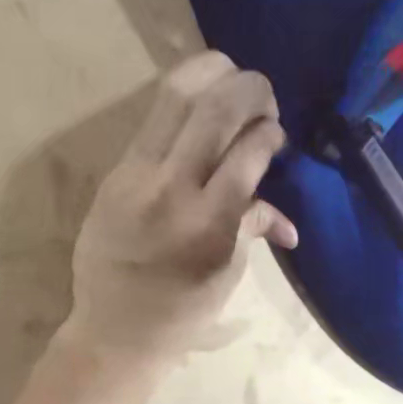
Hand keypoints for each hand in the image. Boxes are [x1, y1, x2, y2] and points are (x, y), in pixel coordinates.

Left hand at [61, 51, 296, 368]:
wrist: (116, 329)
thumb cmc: (184, 312)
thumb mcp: (228, 274)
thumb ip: (253, 229)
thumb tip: (287, 223)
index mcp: (212, 223)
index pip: (248, 152)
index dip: (269, 131)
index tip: (277, 133)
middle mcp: (174, 189)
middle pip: (214, 111)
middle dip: (249, 89)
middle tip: (264, 94)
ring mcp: (138, 175)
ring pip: (175, 98)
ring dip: (210, 74)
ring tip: (231, 75)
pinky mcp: (116, 171)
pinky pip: (151, 119)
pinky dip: (181, 98)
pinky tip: (199, 97)